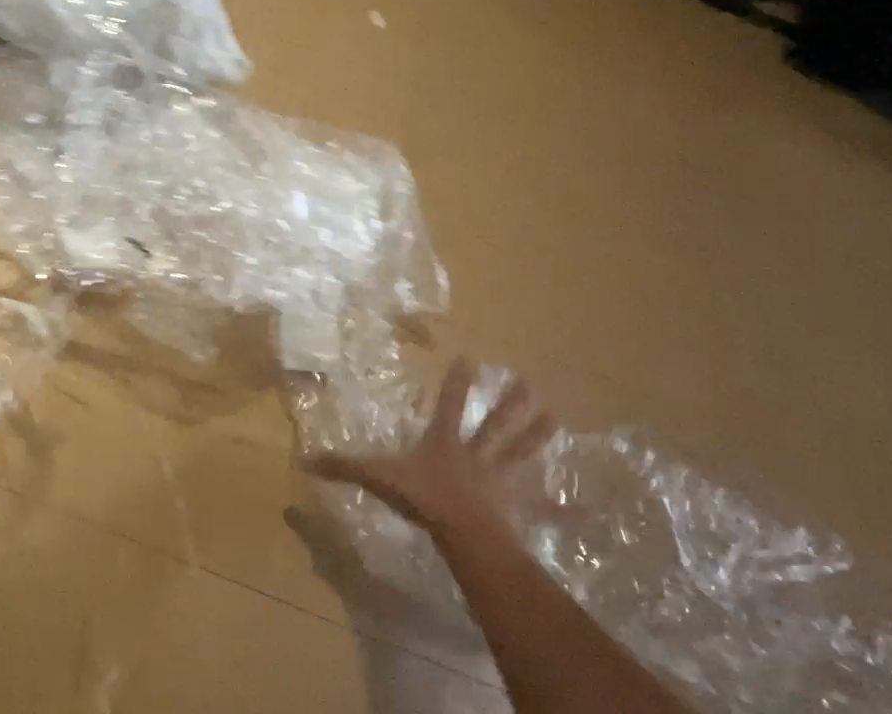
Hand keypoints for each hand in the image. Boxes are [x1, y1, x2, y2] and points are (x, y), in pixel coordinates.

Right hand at [308, 357, 556, 540]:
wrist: (465, 532)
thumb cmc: (422, 498)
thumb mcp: (378, 478)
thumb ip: (344, 467)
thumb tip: (307, 457)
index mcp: (444, 444)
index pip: (449, 407)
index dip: (457, 383)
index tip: (470, 358)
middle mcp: (475, 456)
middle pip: (494, 425)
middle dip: (509, 403)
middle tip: (527, 381)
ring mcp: (498, 481)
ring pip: (519, 453)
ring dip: (536, 437)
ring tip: (555, 418)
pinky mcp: (514, 507)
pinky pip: (541, 506)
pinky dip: (562, 507)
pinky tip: (585, 507)